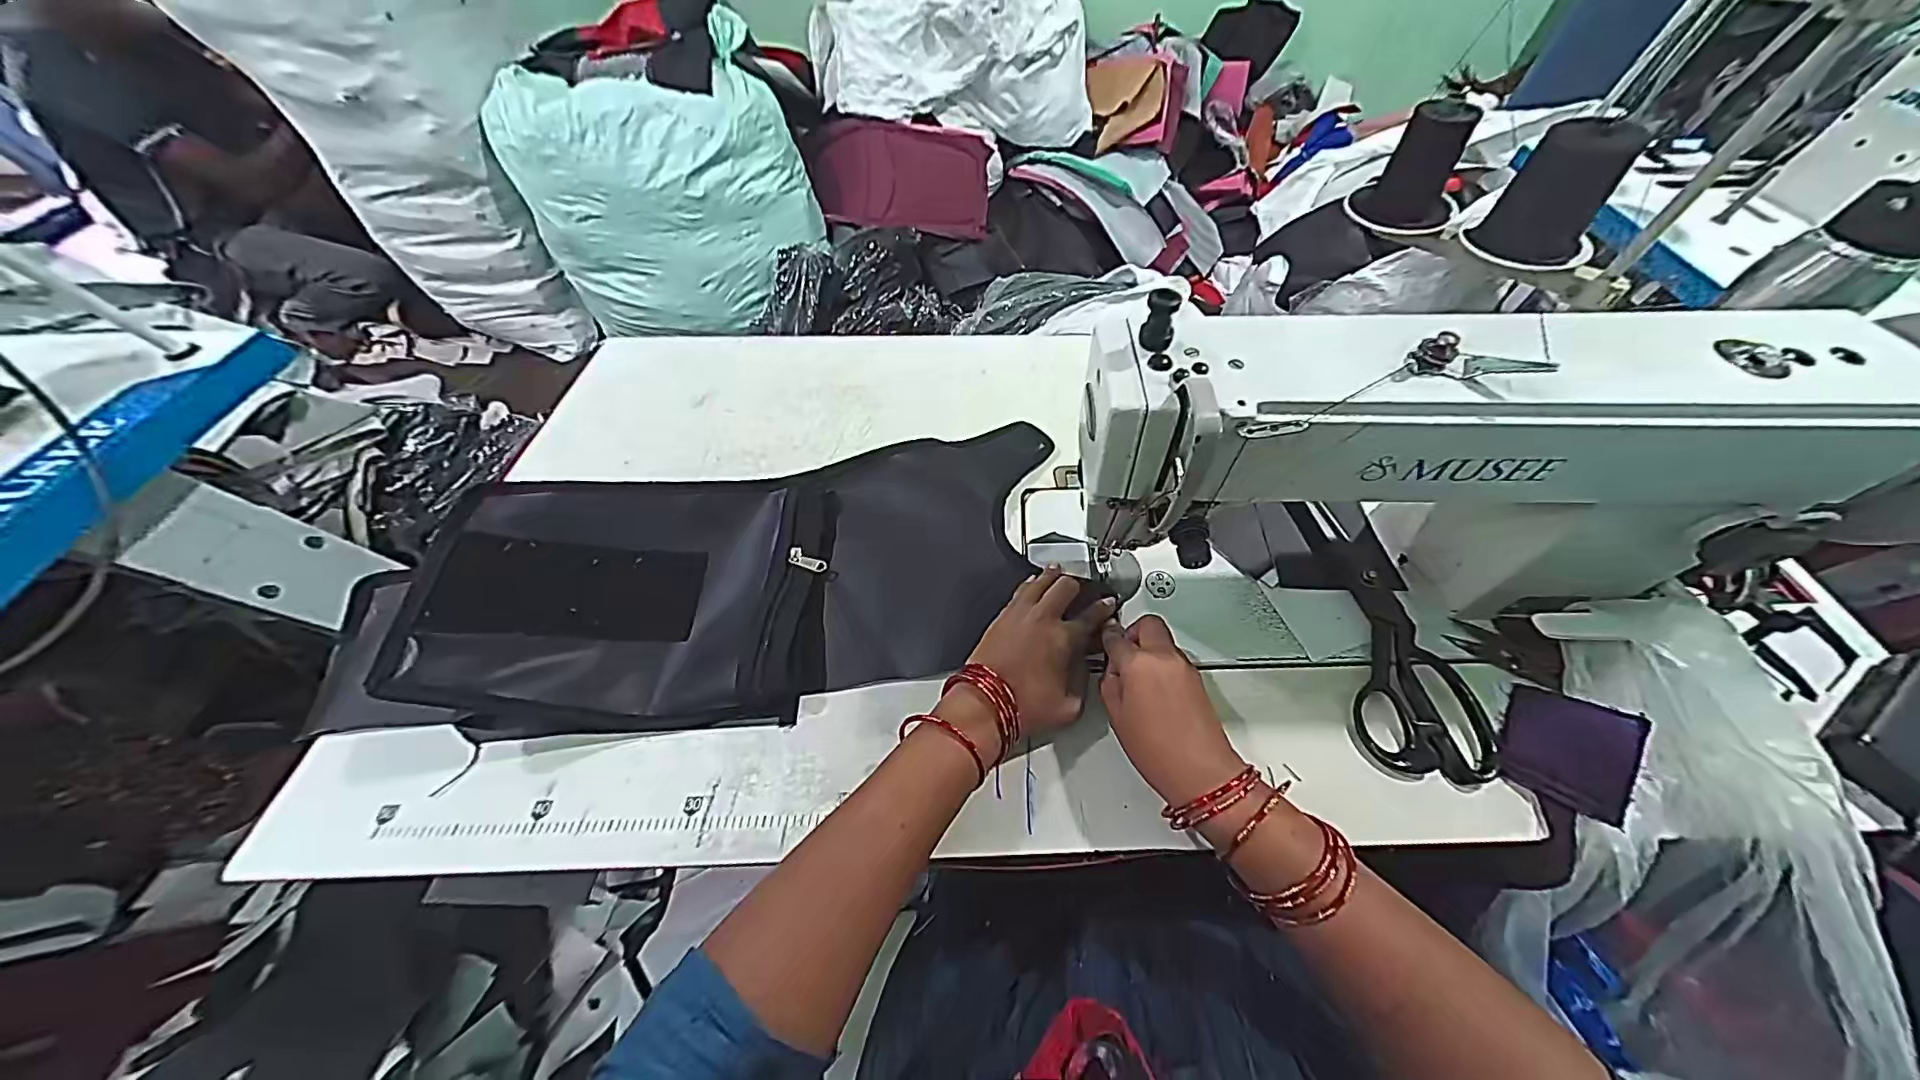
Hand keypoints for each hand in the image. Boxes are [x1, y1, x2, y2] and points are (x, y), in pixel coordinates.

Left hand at [958, 567, 1115, 745]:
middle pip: (1066, 587)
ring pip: (1040, 582)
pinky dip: (1030, 584)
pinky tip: (1031, 585)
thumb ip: (1082, 683)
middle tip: (1084, 585)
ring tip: (1058, 572)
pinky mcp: (1001, 618)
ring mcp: (1019, 615)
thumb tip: (1083, 673)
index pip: (1092, 615)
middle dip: (1079, 584)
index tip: (1107, 605)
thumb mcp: (1068, 706)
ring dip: (1052, 576)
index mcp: (1064, 638)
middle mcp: (1043, 620)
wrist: (984, 703)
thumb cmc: (1020, 706)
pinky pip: (1019, 591)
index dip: (1104, 608)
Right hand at [1100, 615, 1246, 804]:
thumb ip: (1110, 684)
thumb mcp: (1117, 717)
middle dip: (1133, 632)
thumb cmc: (1161, 751)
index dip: (1107, 639)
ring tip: (1138, 677)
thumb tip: (1112, 673)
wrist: (1201, 772)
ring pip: (1164, 641)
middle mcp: (1165, 658)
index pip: (1116, 637)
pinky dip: (1163, 666)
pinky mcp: (1198, 679)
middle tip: (1123, 649)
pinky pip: (1175, 659)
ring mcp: (1185, 667)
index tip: (1105, 642)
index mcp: (1139, 664)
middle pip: (1148, 624)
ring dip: (1150, 650)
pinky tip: (1154, 690)